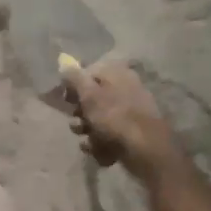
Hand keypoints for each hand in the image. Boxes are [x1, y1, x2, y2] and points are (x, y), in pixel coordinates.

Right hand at [61, 61, 182, 180]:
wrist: (147, 150)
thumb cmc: (115, 118)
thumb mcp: (90, 94)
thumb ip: (74, 77)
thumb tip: (63, 59)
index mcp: (117, 73)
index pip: (87, 73)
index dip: (73, 87)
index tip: (67, 101)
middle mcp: (125, 88)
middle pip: (92, 98)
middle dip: (80, 115)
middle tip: (79, 125)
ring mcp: (130, 111)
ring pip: (98, 120)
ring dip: (89, 133)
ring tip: (91, 142)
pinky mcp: (132, 132)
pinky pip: (109, 135)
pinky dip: (102, 144)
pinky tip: (102, 151)